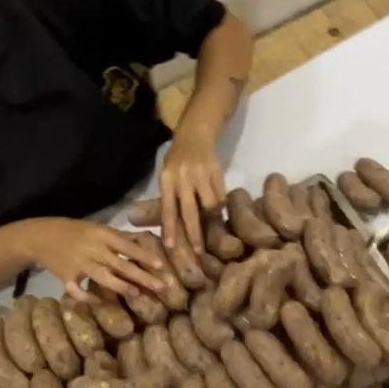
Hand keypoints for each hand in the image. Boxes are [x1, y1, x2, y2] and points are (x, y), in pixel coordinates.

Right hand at [22, 217, 165, 299]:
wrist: (39, 236)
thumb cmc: (74, 231)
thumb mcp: (98, 228)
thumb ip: (120, 236)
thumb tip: (147, 239)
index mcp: (102, 235)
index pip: (128, 246)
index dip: (145, 256)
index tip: (162, 266)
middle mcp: (93, 250)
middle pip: (121, 265)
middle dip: (142, 277)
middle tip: (162, 287)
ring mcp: (79, 264)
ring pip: (102, 277)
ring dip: (121, 286)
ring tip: (137, 294)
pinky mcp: (66, 276)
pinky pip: (77, 290)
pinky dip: (86, 297)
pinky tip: (99, 301)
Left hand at [159, 130, 225, 258]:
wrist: (195, 134)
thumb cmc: (177, 160)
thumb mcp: (167, 175)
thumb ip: (171, 196)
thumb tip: (176, 226)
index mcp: (167, 179)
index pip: (168, 209)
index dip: (170, 229)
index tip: (171, 247)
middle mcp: (183, 178)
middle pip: (190, 212)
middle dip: (194, 234)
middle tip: (199, 253)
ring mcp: (201, 175)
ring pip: (210, 205)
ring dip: (211, 214)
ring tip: (211, 214)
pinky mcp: (216, 173)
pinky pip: (221, 196)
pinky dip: (220, 203)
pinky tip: (218, 201)